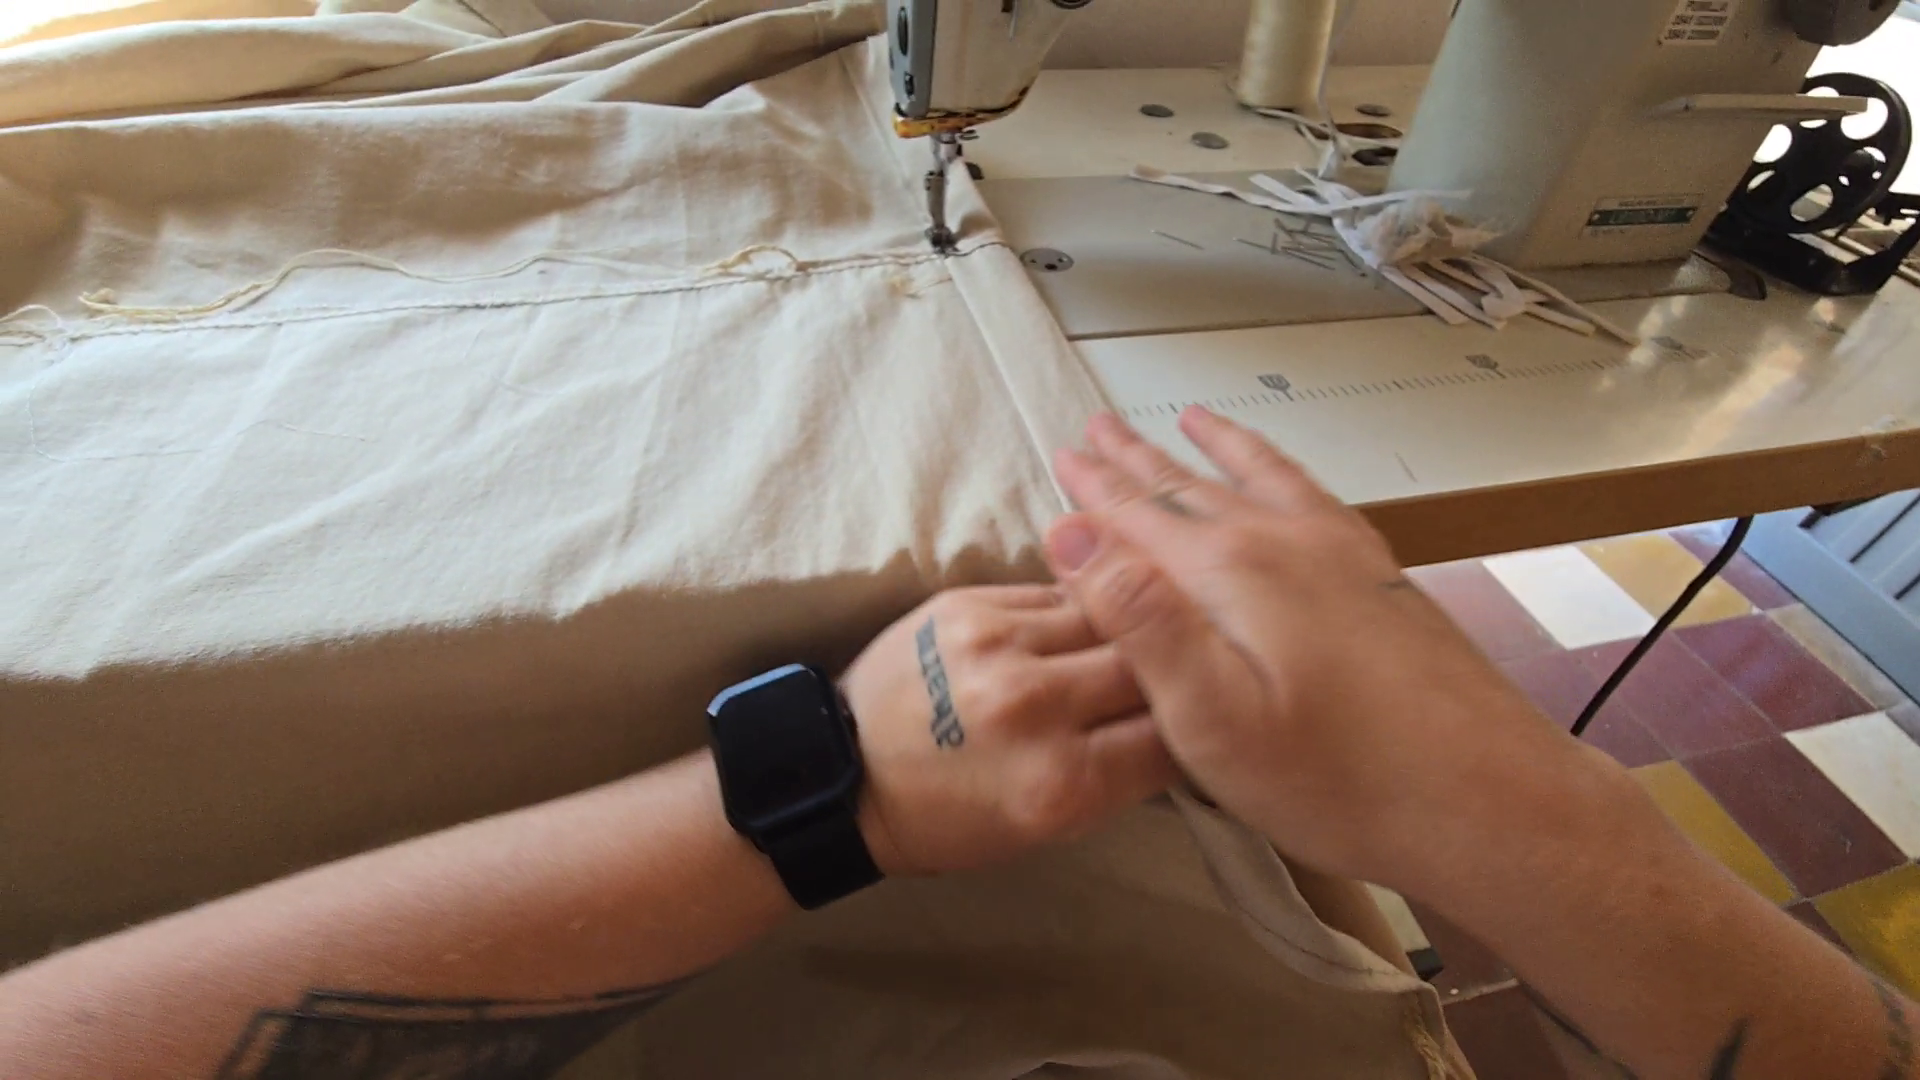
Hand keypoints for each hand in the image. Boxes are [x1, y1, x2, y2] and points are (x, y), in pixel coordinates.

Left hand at [841, 585, 1179, 876]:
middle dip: (1169, 668)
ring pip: (1107, 615)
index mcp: (1061, 784)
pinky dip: (1077, 608)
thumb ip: (1117, 775)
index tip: (1200, 715)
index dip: (1198, 725)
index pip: (1173, 738)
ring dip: (1126, 626)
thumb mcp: (1046, 829)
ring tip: (1136, 630)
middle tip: (1178, 665)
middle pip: (1148, 666)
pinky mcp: (966, 603)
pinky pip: (1054, 593)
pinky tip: (1082, 617)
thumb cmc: (951, 818)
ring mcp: (997, 644)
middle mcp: (1034, 705)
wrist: (848, 772)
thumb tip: (1176, 719)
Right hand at [1042, 408, 1614, 896]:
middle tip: (1095, 427)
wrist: (1493, 805)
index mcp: (1227, 571)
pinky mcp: (1374, 570)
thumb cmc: (1333, 777)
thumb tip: (1071, 535)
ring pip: (1250, 480)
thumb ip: (1138, 618)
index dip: (1093, 489)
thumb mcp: (1209, 716)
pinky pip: (1310, 494)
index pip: (1138, 514)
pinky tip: (1275, 471)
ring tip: (1184, 418)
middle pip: (1187, 486)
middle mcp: (1279, 539)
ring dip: (1206, 449)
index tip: (1062, 456)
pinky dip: (1278, 469)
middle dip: (1133, 458)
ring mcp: (1336, 549)